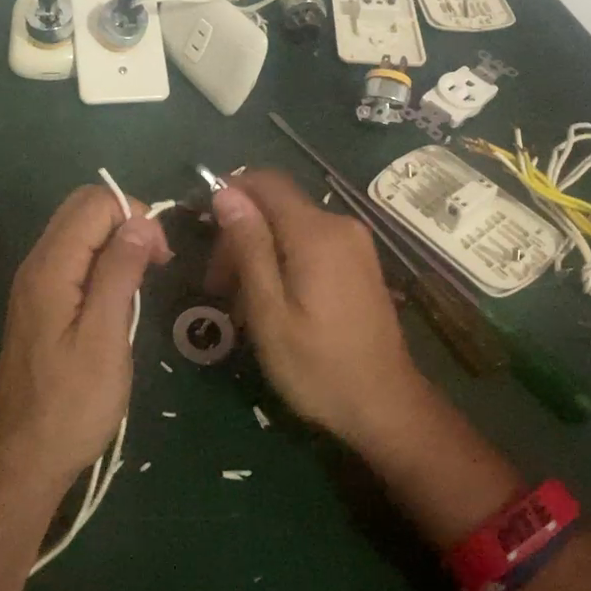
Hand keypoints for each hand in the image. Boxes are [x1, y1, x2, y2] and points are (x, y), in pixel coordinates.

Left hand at [0, 185, 172, 491]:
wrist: (24, 459)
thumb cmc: (72, 405)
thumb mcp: (104, 339)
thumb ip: (119, 274)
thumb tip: (140, 221)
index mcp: (50, 269)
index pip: (94, 203)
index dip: (135, 215)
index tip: (161, 257)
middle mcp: (36, 265)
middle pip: (81, 208)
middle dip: (126, 220)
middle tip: (155, 263)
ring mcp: (34, 283)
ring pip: (77, 231)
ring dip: (115, 241)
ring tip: (142, 281)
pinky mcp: (39, 302)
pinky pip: (72, 257)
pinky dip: (101, 260)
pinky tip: (118, 296)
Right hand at [205, 170, 429, 449]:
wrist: (386, 408)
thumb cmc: (318, 367)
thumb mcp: (270, 313)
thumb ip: (249, 248)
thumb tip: (226, 193)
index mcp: (316, 233)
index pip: (266, 182)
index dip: (229, 194)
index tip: (204, 232)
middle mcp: (339, 225)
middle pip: (276, 206)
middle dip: (241, 234)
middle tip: (218, 287)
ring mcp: (355, 244)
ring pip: (291, 225)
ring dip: (260, 251)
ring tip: (243, 302)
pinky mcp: (360, 262)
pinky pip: (311, 242)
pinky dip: (284, 259)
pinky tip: (274, 300)